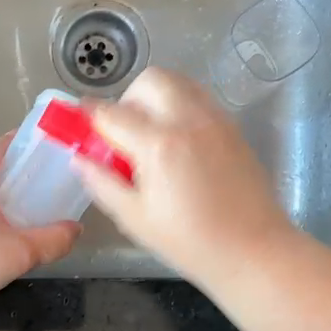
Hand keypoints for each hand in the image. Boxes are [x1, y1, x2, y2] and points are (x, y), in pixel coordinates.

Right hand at [72, 68, 296, 283]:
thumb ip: (103, 183)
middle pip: (149, 81)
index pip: (112, 113)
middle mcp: (188, 120)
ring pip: (178, 83)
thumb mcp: (135, 219)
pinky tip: (176, 144)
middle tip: (121, 134)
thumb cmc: (189, 242)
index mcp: (159, 144)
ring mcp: (215, 120)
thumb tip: (79, 159)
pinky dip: (179, 107)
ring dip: (155, 99)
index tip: (77, 121)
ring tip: (149, 136)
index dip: (89, 115)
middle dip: (127, 99)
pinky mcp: (232, 128)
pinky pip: (199, 99)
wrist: (253, 250)